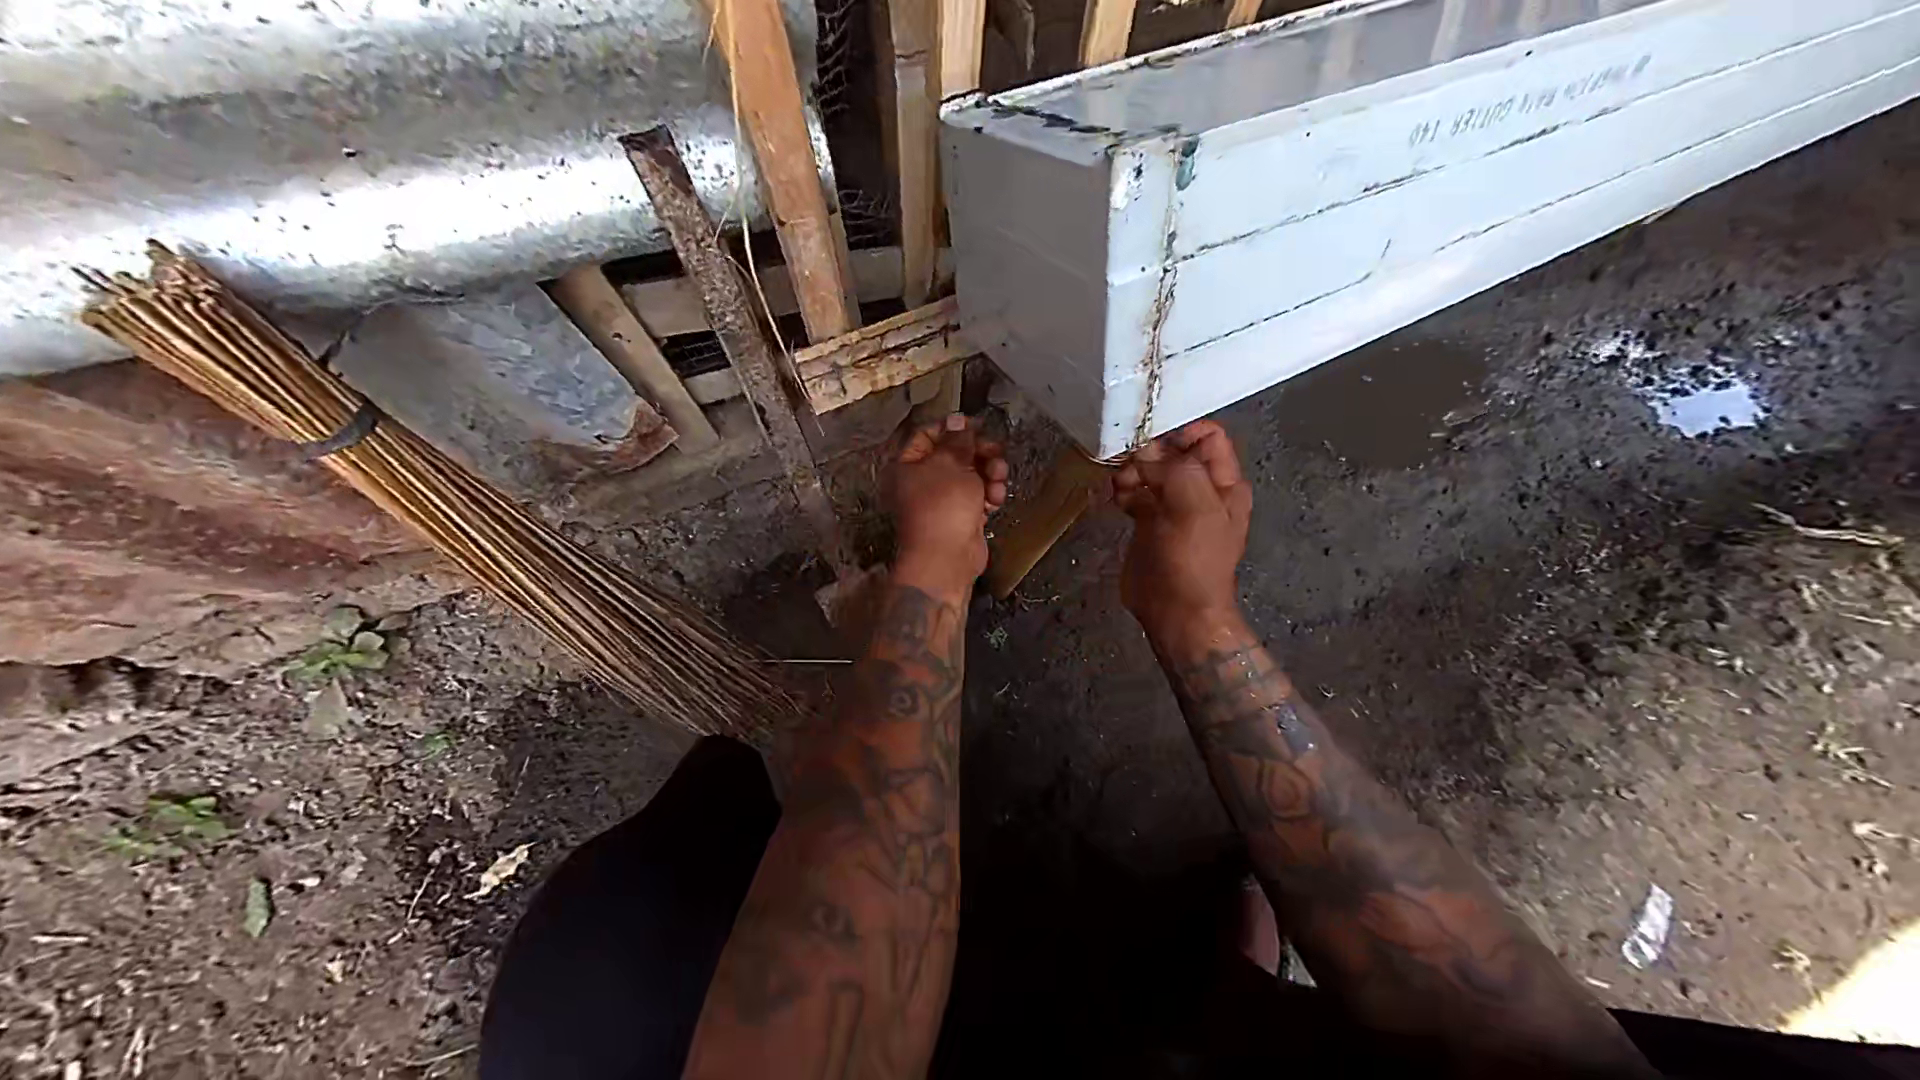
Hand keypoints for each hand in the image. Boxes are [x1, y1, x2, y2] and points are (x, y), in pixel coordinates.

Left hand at [888, 413, 1008, 597]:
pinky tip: (996, 499)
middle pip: (955, 455)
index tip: (977, 426)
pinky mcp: (961, 516)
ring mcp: (942, 500)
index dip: (954, 428)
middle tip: (996, 452)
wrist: (948, 558)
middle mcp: (922, 481)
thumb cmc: (943, 505)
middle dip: (979, 453)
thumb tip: (957, 418)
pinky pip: (977, 496)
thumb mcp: (952, 464)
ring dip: (989, 474)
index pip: (929, 435)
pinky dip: (988, 495)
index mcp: (908, 465)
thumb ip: (958, 439)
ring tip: (998, 480)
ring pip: (971, 475)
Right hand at [1113, 419, 1252, 646]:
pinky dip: (1121, 490)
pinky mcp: (1148, 522)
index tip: (1147, 437)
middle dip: (1147, 452)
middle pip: (1172, 452)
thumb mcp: (1195, 506)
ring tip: (1118, 486)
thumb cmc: (1193, 560)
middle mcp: (1200, 490)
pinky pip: (1133, 493)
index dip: (1179, 430)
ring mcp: (1173, 506)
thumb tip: (1143, 453)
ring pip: (1149, 471)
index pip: (1206, 436)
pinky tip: (1112, 499)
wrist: (1175, 611)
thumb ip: (1175, 469)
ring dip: (1129, 471)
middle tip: (1128, 465)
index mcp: (1223, 483)